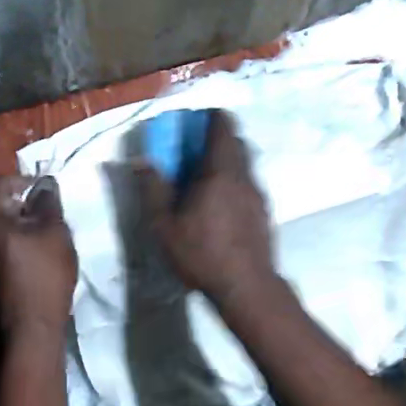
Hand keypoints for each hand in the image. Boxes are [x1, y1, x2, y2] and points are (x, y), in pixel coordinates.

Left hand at [0, 175, 77, 336]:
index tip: (40, 191)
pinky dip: (15, 243)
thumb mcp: (55, 232)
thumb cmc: (43, 274)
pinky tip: (37, 254)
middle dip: (17, 203)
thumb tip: (44, 183)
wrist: (29, 327)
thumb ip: (48, 203)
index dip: (13, 181)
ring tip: (44, 233)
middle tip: (45, 211)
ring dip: (17, 224)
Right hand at [136, 110, 278, 303]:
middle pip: (237, 142)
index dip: (210, 117)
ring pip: (245, 164)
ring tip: (205, 177)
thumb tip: (141, 161)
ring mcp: (259, 195)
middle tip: (194, 148)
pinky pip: (249, 185)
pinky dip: (235, 182)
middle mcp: (245, 176)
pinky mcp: (264, 213)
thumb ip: (153, 189)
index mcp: (220, 171)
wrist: (247, 287)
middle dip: (217, 137)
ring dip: (227, 161)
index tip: (194, 120)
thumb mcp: (165, 225)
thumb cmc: (202, 254)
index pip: (223, 127)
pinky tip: (220, 204)